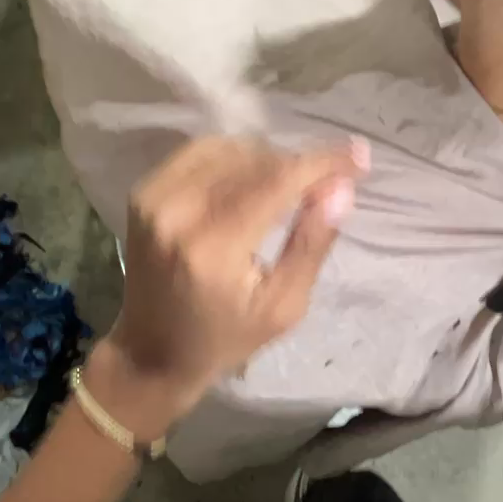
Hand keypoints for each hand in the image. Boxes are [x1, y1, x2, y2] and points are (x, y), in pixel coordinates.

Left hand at [84, 137, 365, 440]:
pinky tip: (250, 180)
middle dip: (297, 163)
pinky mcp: (143, 193)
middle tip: (326, 181)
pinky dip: (232, 158)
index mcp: (214, 248)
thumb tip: (341, 187)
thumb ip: (311, 244)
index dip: (322, 163)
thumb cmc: (225, 339)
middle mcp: (178, 212)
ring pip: (227, 148)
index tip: (359, 156)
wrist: (151, 353)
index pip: (277, 181)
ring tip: (289, 184)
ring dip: (266, 158)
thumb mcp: (283, 307)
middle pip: (254, 159)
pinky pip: (198, 153)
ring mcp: (154, 198)